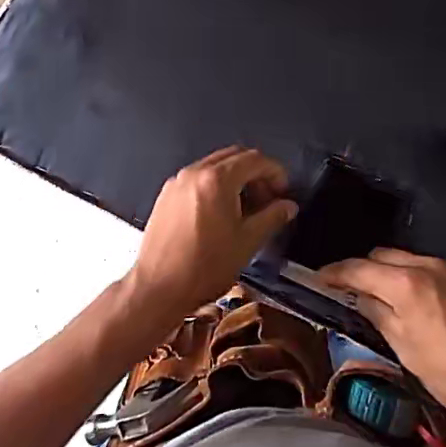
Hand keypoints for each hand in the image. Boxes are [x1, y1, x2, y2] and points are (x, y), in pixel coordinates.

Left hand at [128, 147, 296, 315]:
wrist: (158, 290)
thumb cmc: (202, 268)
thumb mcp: (248, 241)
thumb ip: (272, 217)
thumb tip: (287, 207)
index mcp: (217, 180)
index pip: (255, 160)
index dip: (276, 173)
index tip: (283, 191)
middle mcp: (195, 174)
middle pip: (235, 156)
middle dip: (256, 173)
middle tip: (268, 197)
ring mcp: (177, 184)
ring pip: (215, 166)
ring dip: (236, 179)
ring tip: (247, 208)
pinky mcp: (166, 197)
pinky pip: (198, 179)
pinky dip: (215, 186)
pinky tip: (222, 213)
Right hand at [319, 249, 445, 432]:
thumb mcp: (408, 352)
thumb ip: (379, 317)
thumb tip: (358, 297)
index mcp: (408, 284)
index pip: (360, 268)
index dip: (335, 273)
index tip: (318, 279)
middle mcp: (431, 264)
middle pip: (384, 256)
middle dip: (363, 269)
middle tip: (349, 292)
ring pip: (410, 260)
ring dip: (392, 274)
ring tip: (386, 301)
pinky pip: (434, 269)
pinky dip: (417, 279)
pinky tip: (422, 305)